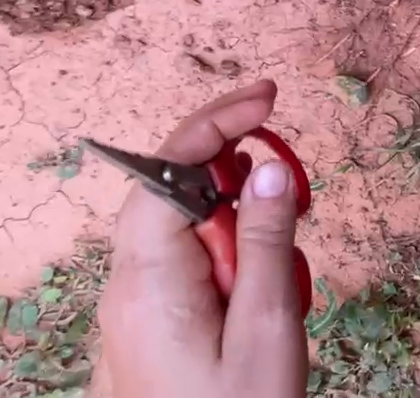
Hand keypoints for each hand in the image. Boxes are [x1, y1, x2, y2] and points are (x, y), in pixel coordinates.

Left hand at [97, 81, 307, 397]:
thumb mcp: (266, 323)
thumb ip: (267, 239)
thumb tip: (265, 164)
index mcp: (147, 281)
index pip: (164, 174)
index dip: (213, 123)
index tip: (270, 97)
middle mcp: (128, 283)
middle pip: (169, 187)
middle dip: (229, 153)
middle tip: (288, 146)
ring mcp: (137, 301)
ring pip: (184, 218)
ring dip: (240, 200)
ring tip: (291, 220)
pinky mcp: (154, 316)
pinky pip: (189, 250)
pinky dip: (232, 232)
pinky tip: (268, 256)